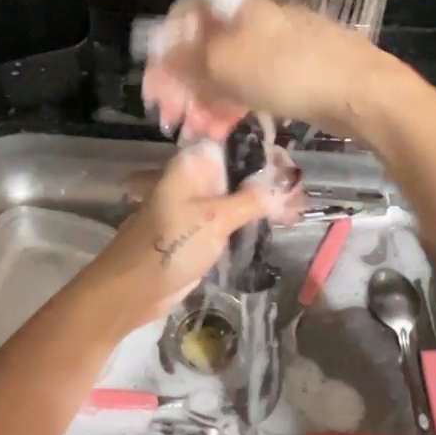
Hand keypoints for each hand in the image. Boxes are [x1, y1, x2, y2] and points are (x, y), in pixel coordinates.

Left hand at [73, 141, 298, 328]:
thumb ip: (252, 200)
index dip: (266, 153)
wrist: (132, 288)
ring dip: (264, 201)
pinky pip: (231, 217)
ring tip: (298, 210)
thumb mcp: (216, 219)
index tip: (295, 169)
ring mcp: (196, 205)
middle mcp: (195, 179)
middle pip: (239, 170)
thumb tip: (287, 183)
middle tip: (302, 196)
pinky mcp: (198, 230)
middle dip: (270, 180)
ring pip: (237, 195)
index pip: (236, 146)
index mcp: (192, 165)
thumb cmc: (171, 245)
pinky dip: (252, 219)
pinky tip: (278, 223)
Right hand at [139, 0, 406, 140]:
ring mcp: (276, 47)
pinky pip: (251, 86)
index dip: (163, 51)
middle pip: (205, 47)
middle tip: (171, 115)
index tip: (153, 84)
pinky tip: (219, 129)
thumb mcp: (224, 65)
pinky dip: (232, 105)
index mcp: (237, 4)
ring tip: (193, 129)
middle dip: (182, 83)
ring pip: (227, 71)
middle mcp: (254, 19)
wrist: (363, 93)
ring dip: (204, 100)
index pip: (184, 18)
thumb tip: (158, 59)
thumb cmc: (288, 72)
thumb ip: (184, 61)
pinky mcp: (293, 74)